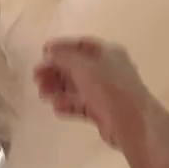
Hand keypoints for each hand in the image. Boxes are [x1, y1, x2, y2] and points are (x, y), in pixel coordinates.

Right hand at [35, 38, 156, 149]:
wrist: (131, 121)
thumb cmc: (108, 87)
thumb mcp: (82, 66)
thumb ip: (63, 57)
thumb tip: (48, 52)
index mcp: (108, 54)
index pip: (81, 46)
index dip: (61, 48)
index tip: (43, 53)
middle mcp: (108, 71)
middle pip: (76, 68)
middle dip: (55, 72)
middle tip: (37, 79)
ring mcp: (105, 92)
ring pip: (77, 88)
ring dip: (58, 90)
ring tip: (43, 96)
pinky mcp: (102, 112)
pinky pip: (81, 106)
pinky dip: (68, 105)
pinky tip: (56, 109)